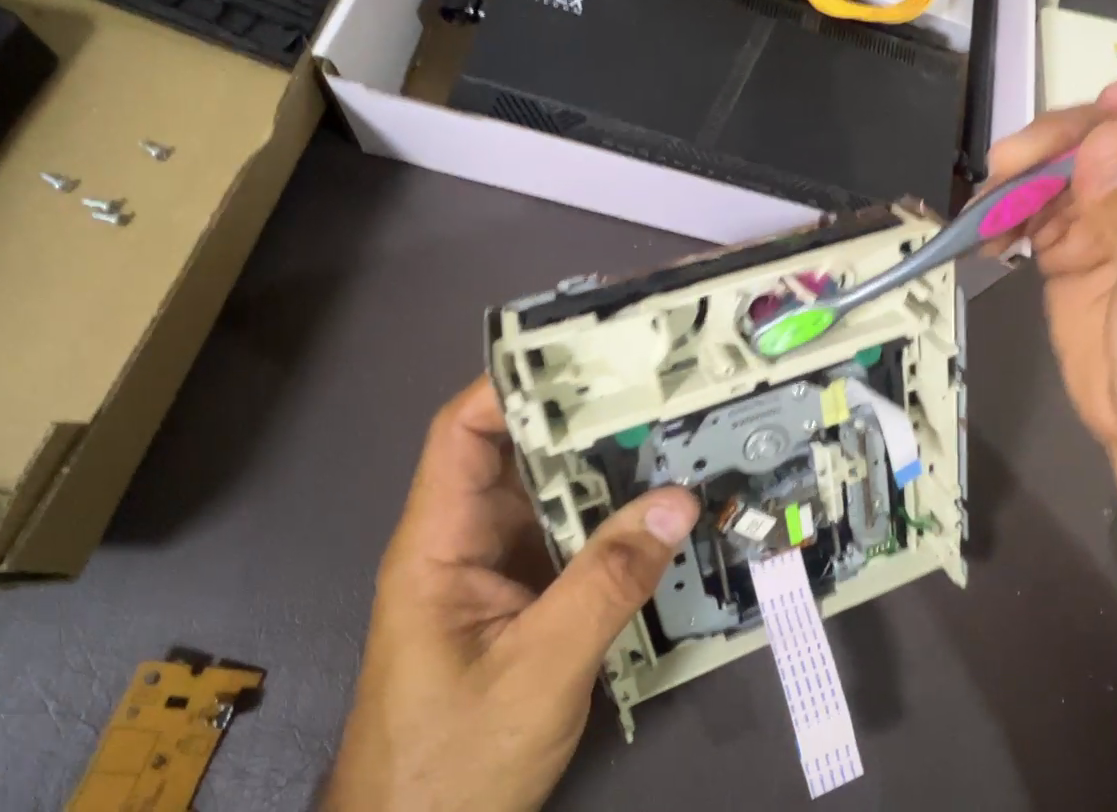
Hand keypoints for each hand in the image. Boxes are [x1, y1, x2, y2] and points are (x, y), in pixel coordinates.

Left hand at [325, 377, 699, 811]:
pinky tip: (661, 512)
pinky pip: (572, 542)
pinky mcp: (526, 601)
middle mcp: (467, 543)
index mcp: (439, 544)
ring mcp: (498, 573)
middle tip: (657, 391)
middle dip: (585, 422)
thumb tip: (677, 505)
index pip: (465, 433)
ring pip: (554, 500)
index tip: (586, 354)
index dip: (517, 383)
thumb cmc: (453, 762)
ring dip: (609, 473)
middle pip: (522, 457)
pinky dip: (615, 523)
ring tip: (674, 438)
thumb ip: (606, 585)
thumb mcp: (538, 671)